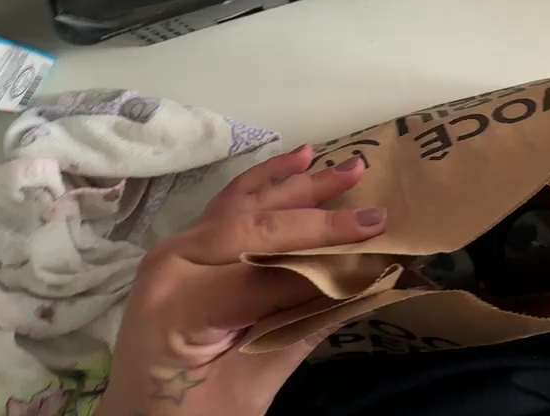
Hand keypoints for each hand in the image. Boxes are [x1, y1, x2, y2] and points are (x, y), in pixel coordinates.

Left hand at [105, 145, 385, 414]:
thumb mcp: (248, 390)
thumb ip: (302, 330)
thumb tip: (366, 283)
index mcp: (178, 307)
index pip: (262, 276)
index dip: (320, 262)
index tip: (376, 252)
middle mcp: (173, 262)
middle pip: (257, 225)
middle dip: (320, 215)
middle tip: (375, 209)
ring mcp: (178, 246)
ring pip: (249, 201)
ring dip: (303, 183)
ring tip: (350, 167)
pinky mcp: (188, 241)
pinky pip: (233, 199)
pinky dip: (270, 177)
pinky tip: (301, 158)